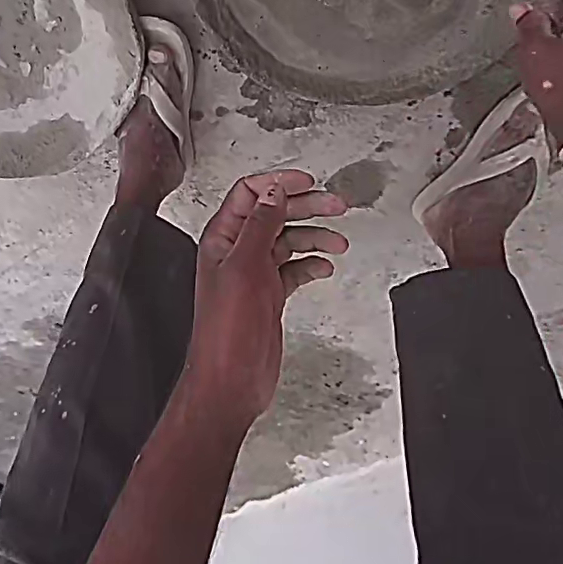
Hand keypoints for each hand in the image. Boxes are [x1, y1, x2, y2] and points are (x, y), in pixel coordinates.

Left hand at [180, 170, 347, 431]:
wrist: (230, 382)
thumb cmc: (227, 330)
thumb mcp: (245, 266)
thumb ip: (260, 224)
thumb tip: (275, 191)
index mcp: (223, 237)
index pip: (249, 193)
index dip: (278, 182)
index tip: (307, 181)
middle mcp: (237, 250)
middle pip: (273, 213)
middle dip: (305, 206)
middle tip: (335, 205)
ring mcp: (253, 272)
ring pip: (287, 240)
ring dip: (314, 236)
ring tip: (338, 241)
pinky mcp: (268, 293)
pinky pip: (293, 268)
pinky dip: (310, 264)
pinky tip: (324, 267)